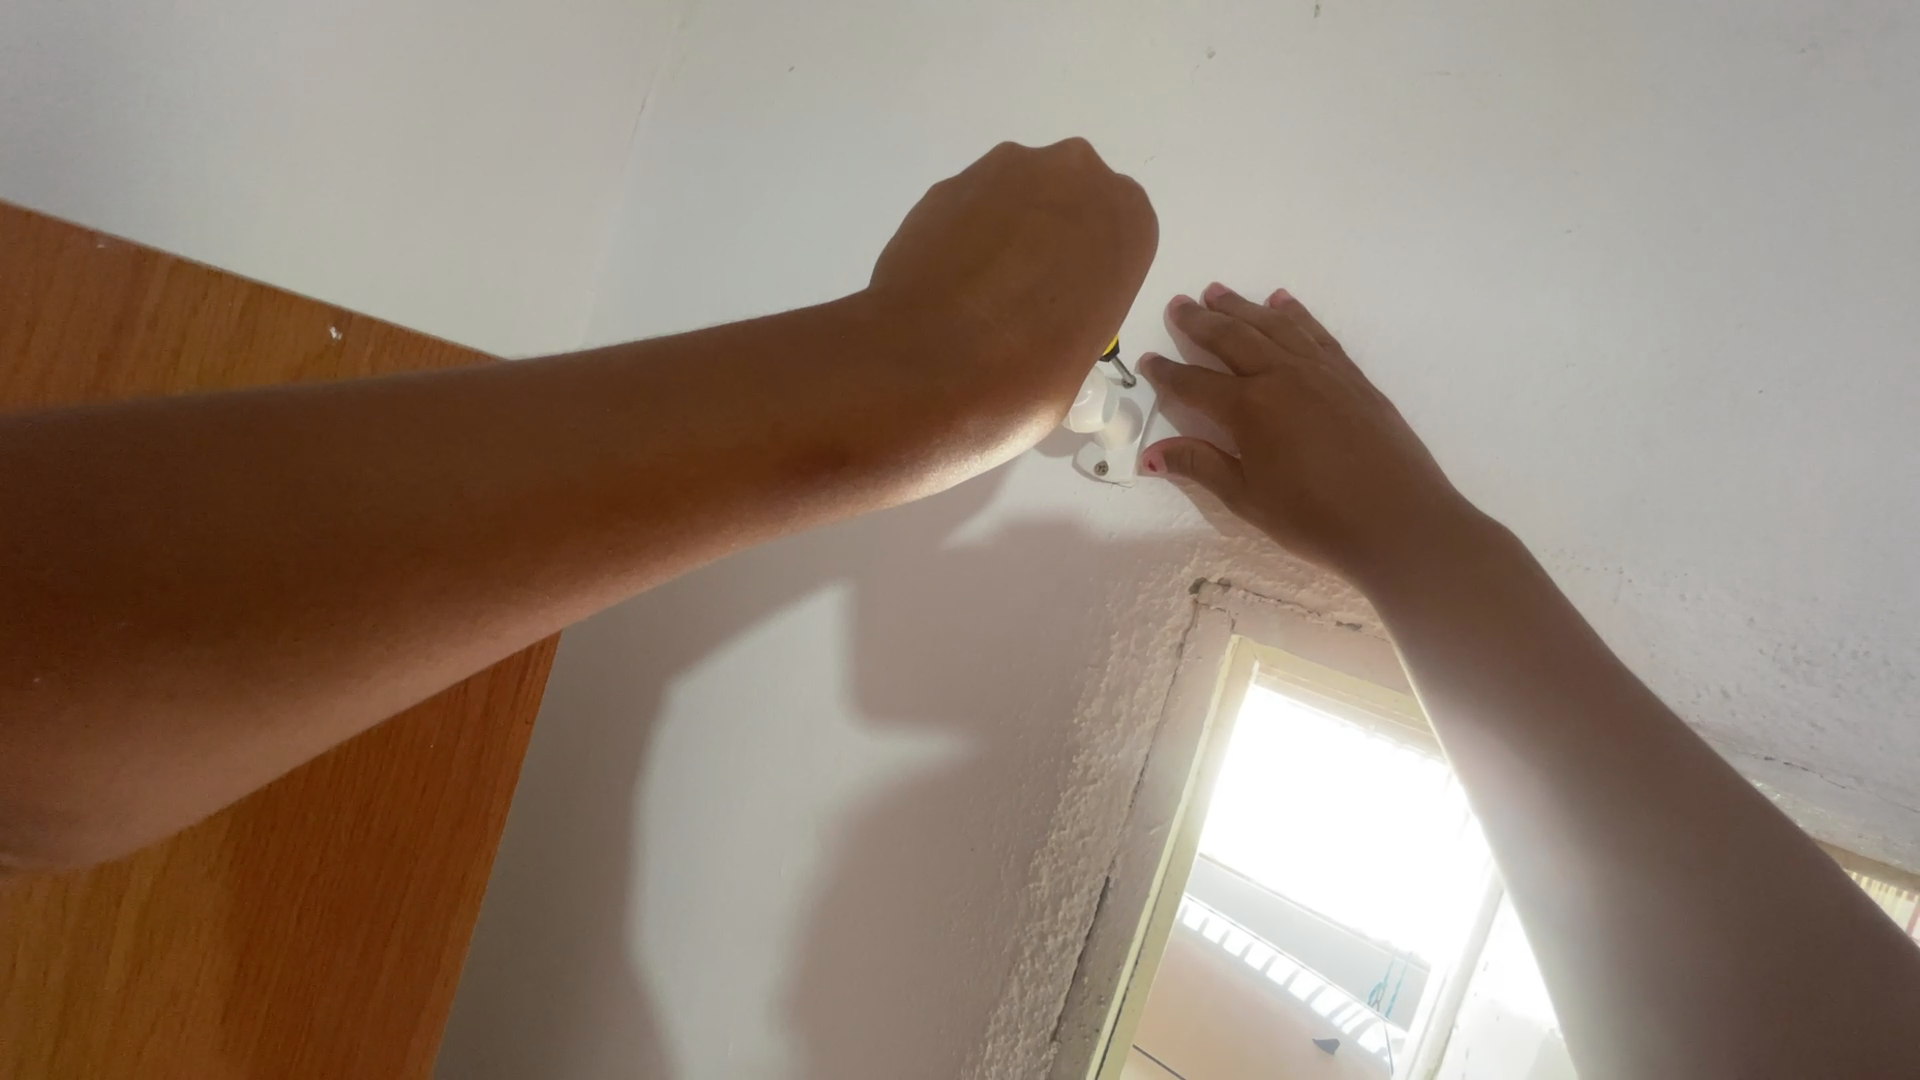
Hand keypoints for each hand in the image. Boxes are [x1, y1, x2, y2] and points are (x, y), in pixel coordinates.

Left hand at [868, 139, 1156, 443]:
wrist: (928, 370)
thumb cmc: (1025, 381)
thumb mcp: (1079, 363)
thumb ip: (1076, 320)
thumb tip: (1044, 326)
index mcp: (1127, 221)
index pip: (1117, 242)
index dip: (1087, 280)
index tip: (1065, 314)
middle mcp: (1075, 176)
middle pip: (1067, 208)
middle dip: (1047, 247)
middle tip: (1021, 305)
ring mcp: (1004, 172)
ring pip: (1014, 203)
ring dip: (1003, 240)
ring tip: (976, 302)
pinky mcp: (945, 187)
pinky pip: (965, 214)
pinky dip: (960, 244)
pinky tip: (945, 291)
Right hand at [1140, 284, 1479, 584]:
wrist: (1399, 522)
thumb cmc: (1313, 518)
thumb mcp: (1246, 498)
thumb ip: (1200, 465)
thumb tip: (1151, 454)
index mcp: (1249, 409)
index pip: (1194, 384)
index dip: (1167, 374)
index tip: (1147, 361)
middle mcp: (1281, 376)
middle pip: (1232, 340)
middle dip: (1200, 322)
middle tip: (1178, 303)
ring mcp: (1321, 372)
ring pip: (1273, 327)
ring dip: (1242, 307)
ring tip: (1218, 292)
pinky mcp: (1351, 377)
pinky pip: (1315, 334)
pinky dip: (1295, 314)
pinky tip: (1282, 302)